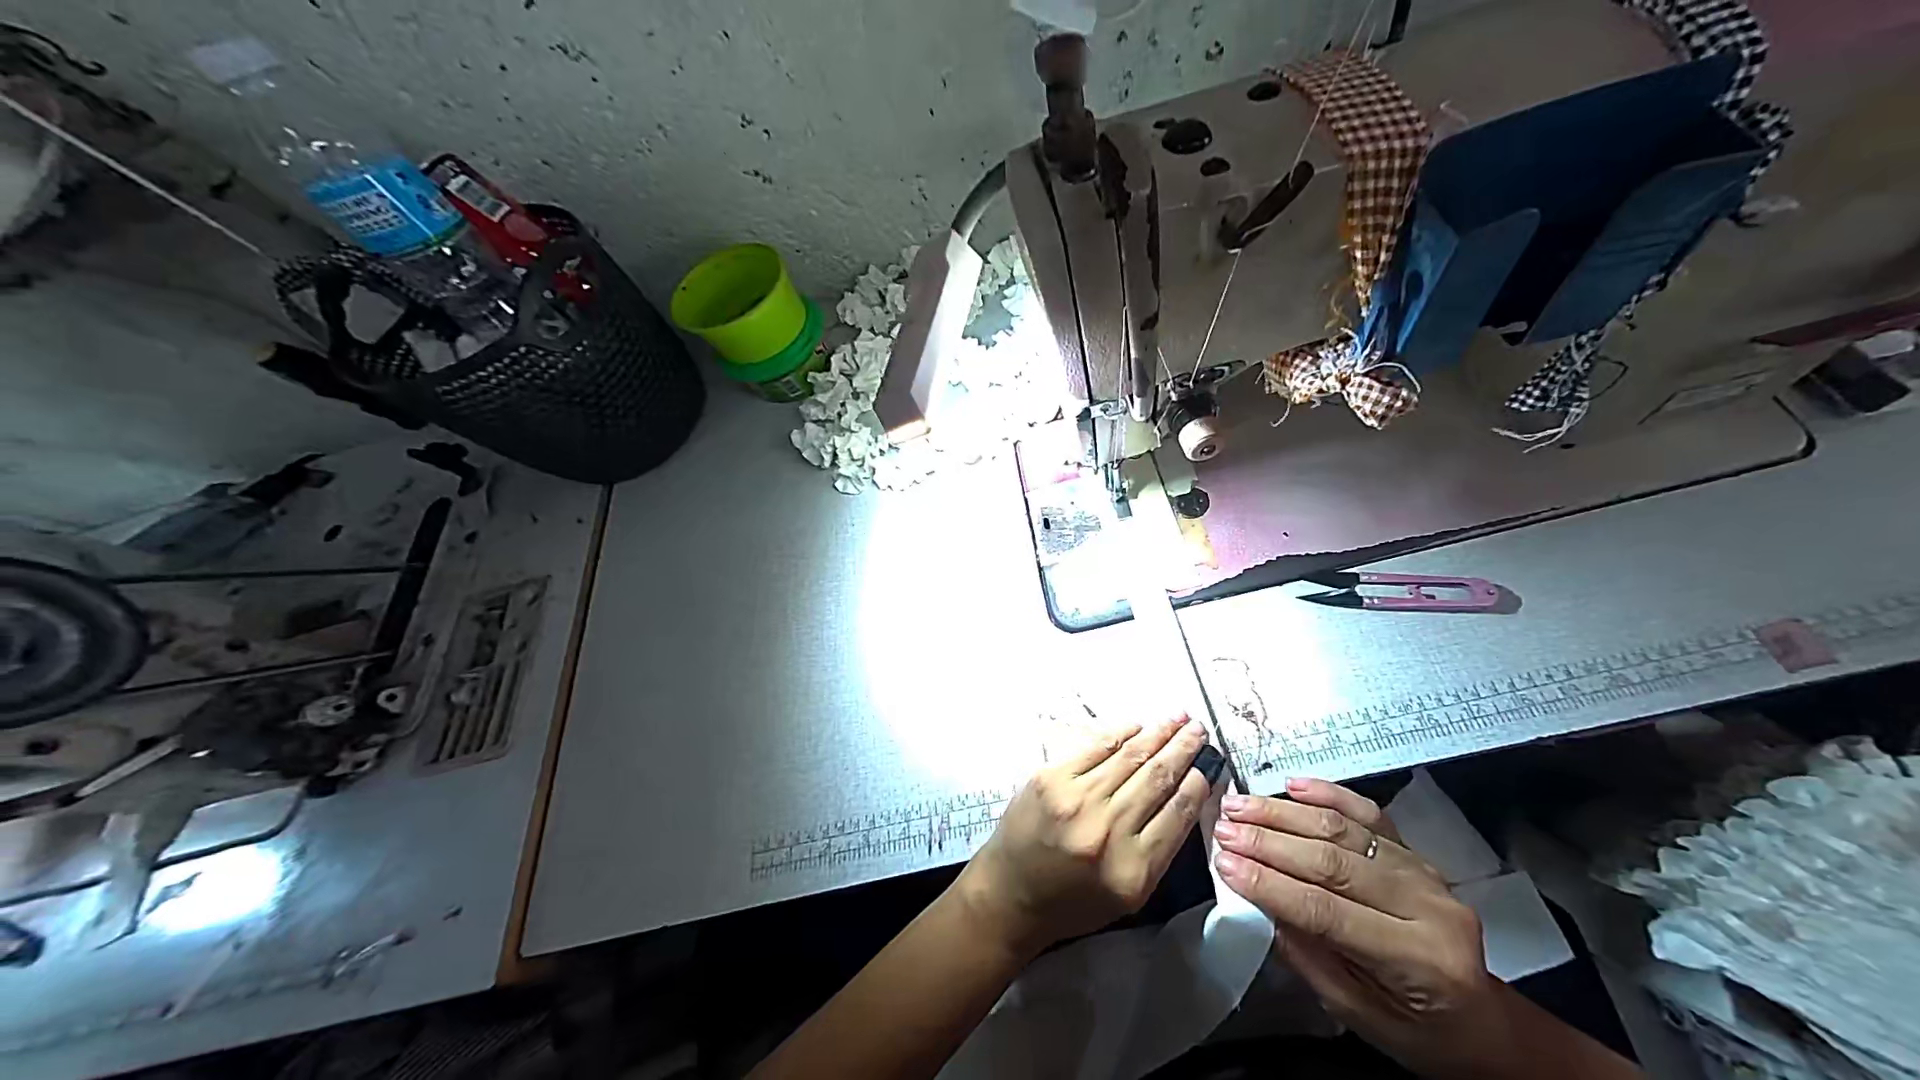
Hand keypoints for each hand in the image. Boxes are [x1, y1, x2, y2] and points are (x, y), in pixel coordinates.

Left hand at [953, 715, 1212, 956]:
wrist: (1010, 894)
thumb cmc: (1072, 901)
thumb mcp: (1127, 892)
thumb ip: (1158, 850)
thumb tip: (1183, 797)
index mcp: (1133, 870)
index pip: (1177, 815)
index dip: (1196, 785)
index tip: (1208, 766)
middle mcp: (1107, 831)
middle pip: (1156, 779)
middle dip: (1183, 750)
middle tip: (1199, 729)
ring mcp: (1076, 800)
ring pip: (1129, 758)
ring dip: (1158, 734)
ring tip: (1177, 719)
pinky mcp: (1050, 779)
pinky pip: (1094, 749)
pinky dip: (1119, 734)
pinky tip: (1136, 726)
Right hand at [1211, 778, 1503, 1077]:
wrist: (1480, 1022)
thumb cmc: (1417, 1030)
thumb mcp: (1357, 1014)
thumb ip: (1307, 955)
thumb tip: (1255, 899)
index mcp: (1420, 960)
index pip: (1328, 911)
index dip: (1271, 885)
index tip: (1224, 864)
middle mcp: (1429, 907)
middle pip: (1334, 861)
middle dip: (1269, 842)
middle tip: (1224, 829)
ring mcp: (1425, 873)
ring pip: (1345, 829)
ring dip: (1284, 813)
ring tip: (1239, 805)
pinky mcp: (1415, 852)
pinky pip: (1369, 813)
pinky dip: (1329, 793)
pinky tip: (1293, 785)